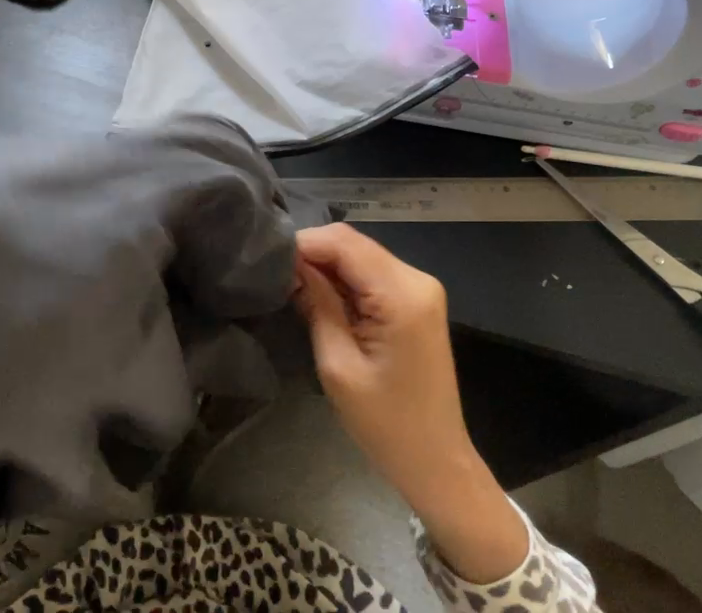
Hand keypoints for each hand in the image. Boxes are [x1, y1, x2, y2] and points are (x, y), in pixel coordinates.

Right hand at [293, 224, 527, 582]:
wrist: (435, 460)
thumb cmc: (384, 422)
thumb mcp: (337, 364)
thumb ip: (317, 304)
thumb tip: (292, 266)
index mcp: (402, 294)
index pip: (343, 242)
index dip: (302, 244)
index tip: (267, 263)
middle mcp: (417, 279)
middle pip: (353, 243)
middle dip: (312, 253)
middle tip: (276, 277)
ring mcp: (421, 289)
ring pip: (361, 255)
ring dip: (326, 266)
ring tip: (292, 287)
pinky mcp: (417, 301)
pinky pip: (372, 274)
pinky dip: (344, 279)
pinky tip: (321, 298)